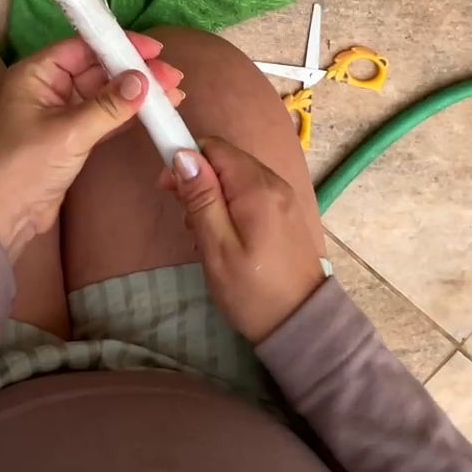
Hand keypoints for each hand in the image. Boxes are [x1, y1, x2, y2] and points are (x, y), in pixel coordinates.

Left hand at [0, 33, 183, 254]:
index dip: (119, 45)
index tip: (155, 50)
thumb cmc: (25, 165)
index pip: (84, 47)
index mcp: (38, 73)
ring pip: (105, 94)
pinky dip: (128, 115)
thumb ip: (108, 106)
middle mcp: (49, 86)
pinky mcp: (72, 136)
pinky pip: (105, 117)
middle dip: (136, 71)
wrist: (5, 214)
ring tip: (174, 92)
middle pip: (99, 69)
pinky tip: (155, 112)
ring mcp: (61, 112)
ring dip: (137, 93)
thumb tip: (143, 80)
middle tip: (173, 77)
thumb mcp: (70, 132)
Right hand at [161, 137, 324, 342]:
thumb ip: (201, 198)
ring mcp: (284, 197)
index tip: (169, 190)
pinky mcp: (286, 212)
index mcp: (256, 188)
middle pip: (225, 159)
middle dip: (198, 180)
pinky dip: (231, 204)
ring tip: (204, 233)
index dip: (185, 160)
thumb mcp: (217, 247)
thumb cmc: (253, 291)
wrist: (303, 325)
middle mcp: (274, 183)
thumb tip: (183, 155)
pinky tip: (225, 235)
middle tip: (186, 219)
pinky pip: (251, 192)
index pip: (213, 147)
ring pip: (236, 176)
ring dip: (213, 195)